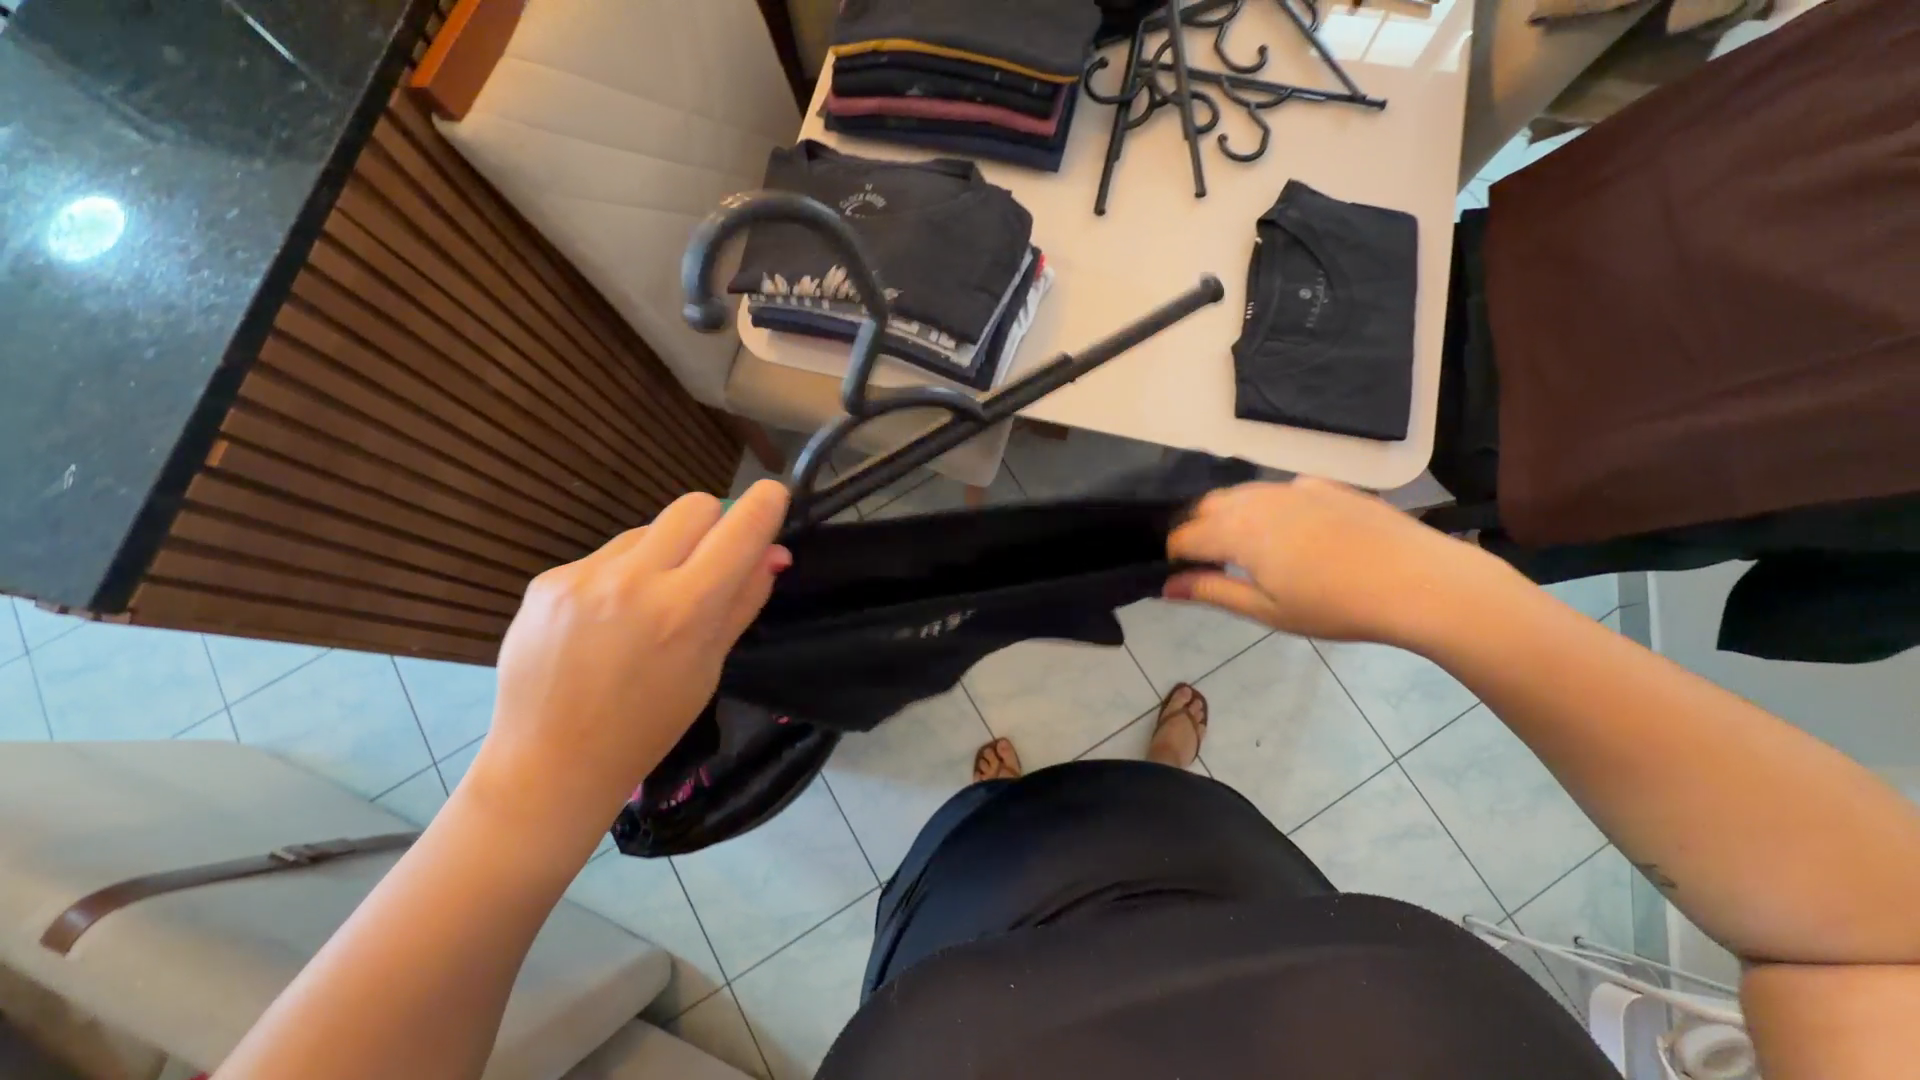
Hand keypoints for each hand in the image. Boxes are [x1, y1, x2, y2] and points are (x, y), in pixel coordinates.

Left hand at [468, 481, 792, 828]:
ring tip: (645, 608)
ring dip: (662, 553)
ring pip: (646, 530)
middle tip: (708, 564)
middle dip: (714, 524)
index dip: (765, 504)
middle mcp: (635, 580)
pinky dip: (618, 576)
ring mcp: (584, 576)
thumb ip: (743, 601)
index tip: (772, 497)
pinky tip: (603, 622)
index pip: (741, 527)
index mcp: (685, 610)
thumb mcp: (709, 668)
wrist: (550, 762)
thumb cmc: (648, 727)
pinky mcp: (547, 581)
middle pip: (694, 505)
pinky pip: (603, 557)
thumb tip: (775, 552)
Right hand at [1166, 477, 1508, 645]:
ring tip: (1245, 550)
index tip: (1181, 577)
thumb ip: (1212, 591)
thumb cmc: (1336, 606)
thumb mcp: (1267, 610)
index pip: (1184, 535)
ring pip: (1242, 493)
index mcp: (1238, 529)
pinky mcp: (1326, 485)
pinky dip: (1267, 507)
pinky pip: (1279, 490)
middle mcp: (1259, 498)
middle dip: (1197, 531)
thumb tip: (1167, 586)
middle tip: (1209, 565)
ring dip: (1229, 516)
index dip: (1173, 556)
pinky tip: (1291, 534)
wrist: (1420, 581)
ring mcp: (1294, 487)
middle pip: (1207, 506)